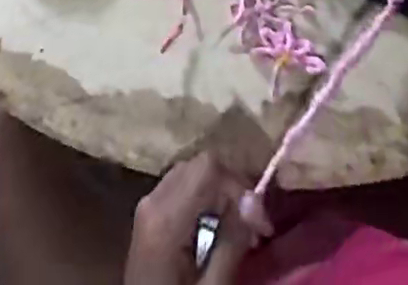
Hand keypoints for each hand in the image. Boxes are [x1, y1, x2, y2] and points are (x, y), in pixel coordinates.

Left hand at [123, 153, 252, 284]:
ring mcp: (146, 205)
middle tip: (254, 227)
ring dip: (219, 192)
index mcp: (164, 218)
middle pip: (199, 165)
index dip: (240, 185)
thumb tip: (254, 199)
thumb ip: (231, 242)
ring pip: (190, 172)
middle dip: (232, 187)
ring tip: (238, 229)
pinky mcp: (147, 214)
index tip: (261, 224)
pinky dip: (203, 198)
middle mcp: (151, 200)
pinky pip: (180, 187)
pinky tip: (215, 229)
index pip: (208, 167)